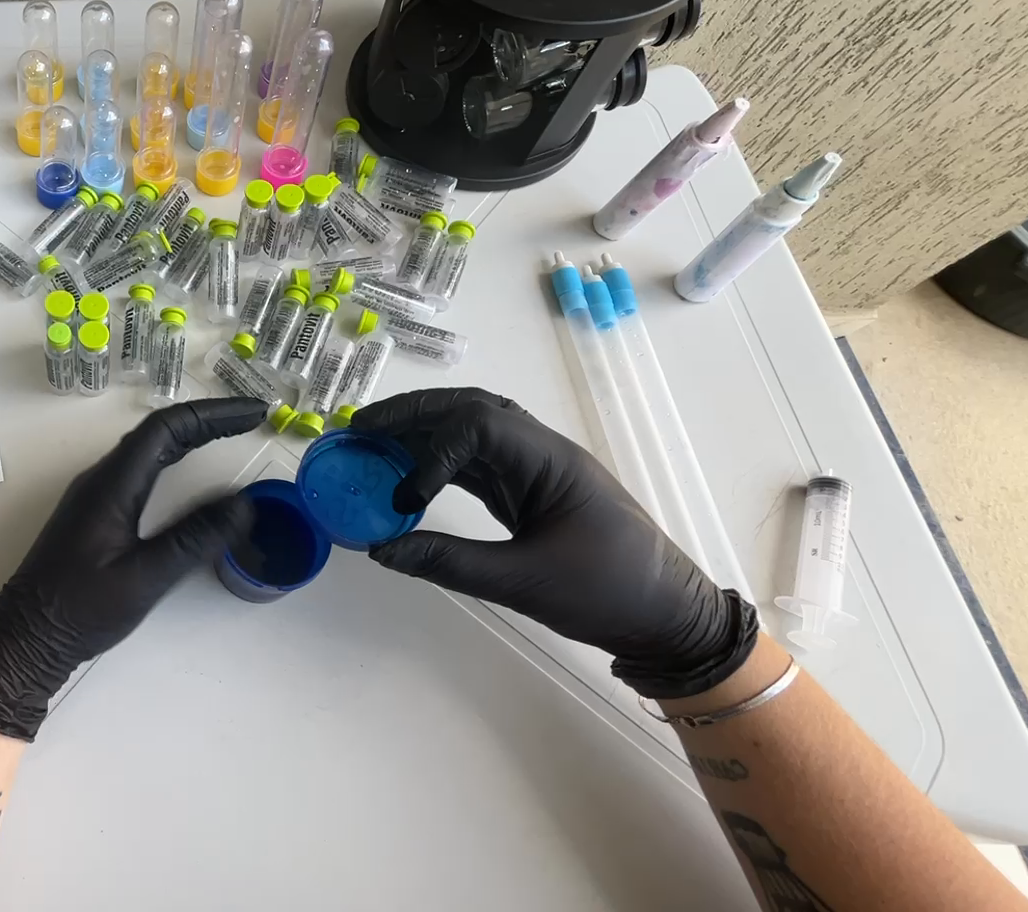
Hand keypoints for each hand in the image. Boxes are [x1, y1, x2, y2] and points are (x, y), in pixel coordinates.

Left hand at [0, 397, 268, 739]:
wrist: (26, 635)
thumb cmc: (82, 609)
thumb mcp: (145, 578)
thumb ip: (193, 539)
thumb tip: (242, 504)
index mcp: (112, 484)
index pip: (167, 429)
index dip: (212, 415)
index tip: (252, 413)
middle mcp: (101, 477)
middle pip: (159, 432)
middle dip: (207, 420)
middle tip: (251, 420)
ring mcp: (95, 492)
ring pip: (148, 448)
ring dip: (190, 436)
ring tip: (230, 434)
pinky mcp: (95, 509)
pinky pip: (140, 467)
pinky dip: (173, 457)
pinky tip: (189, 469)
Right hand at [353, 388, 756, 698]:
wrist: (669, 618)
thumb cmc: (609, 596)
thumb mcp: (525, 583)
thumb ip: (448, 562)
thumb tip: (380, 550)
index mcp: (550, 461)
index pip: (479, 426)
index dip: (433, 450)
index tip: (406, 496)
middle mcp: (539, 451)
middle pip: (468, 408)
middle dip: (411, 414)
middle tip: (359, 428)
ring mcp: (532, 468)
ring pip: (467, 429)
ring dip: (418, 431)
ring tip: (370, 441)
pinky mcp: (525, 488)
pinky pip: (471, 460)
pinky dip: (433, 460)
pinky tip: (402, 472)